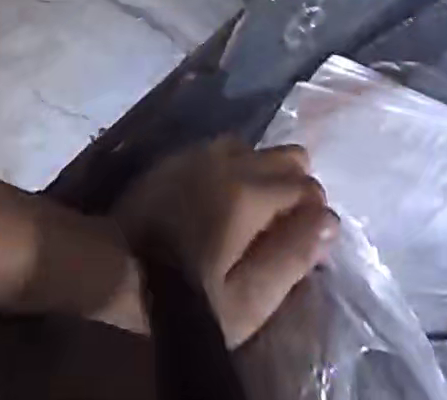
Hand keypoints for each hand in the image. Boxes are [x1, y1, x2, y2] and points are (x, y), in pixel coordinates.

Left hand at [113, 138, 336, 346]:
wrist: (117, 264)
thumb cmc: (186, 292)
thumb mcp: (246, 299)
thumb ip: (292, 256)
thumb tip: (329, 221)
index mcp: (250, 193)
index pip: (308, 186)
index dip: (315, 213)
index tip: (302, 241)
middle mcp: (231, 160)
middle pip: (289, 156)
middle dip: (297, 185)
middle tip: (279, 226)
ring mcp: (204, 152)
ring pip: (258, 148)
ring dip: (266, 173)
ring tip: (253, 213)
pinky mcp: (183, 155)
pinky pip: (227, 148)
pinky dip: (239, 166)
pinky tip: (225, 197)